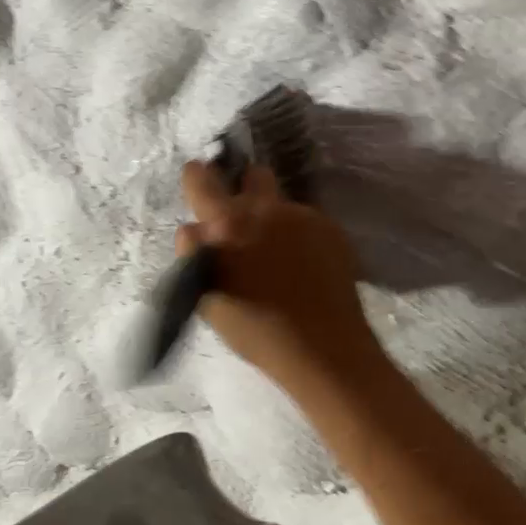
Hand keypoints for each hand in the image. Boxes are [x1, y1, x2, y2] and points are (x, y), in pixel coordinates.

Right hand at [176, 160, 379, 380]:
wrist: (324, 350)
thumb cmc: (253, 329)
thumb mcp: (205, 293)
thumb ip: (195, 253)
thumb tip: (195, 229)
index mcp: (224, 223)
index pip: (198, 178)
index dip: (196, 176)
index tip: (198, 180)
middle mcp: (263, 209)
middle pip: (252, 174)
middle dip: (245, 187)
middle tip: (243, 218)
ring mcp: (301, 217)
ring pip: (282, 201)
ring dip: (273, 216)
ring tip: (277, 250)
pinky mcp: (330, 230)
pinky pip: (306, 222)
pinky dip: (301, 237)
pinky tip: (305, 267)